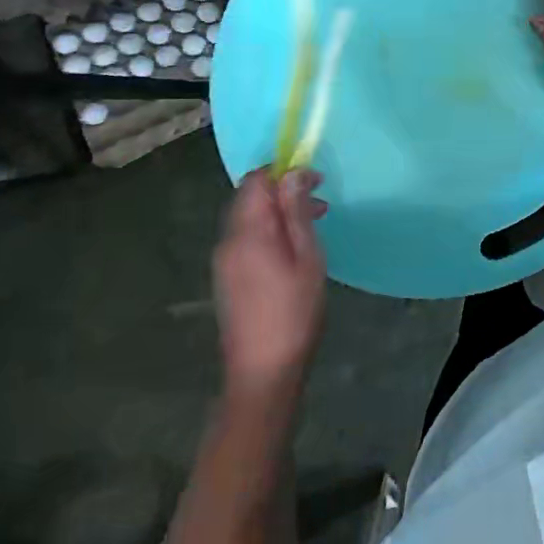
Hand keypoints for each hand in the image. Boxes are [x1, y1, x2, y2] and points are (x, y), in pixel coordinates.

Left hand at [213, 167, 327, 392]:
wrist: (263, 373)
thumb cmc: (294, 311)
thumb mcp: (307, 256)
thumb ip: (296, 212)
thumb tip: (292, 173)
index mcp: (247, 231)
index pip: (255, 181)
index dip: (284, 171)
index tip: (316, 180)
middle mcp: (228, 240)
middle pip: (249, 197)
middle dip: (282, 191)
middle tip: (319, 203)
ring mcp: (224, 261)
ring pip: (248, 218)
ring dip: (278, 212)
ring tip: (313, 224)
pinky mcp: (227, 278)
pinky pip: (246, 239)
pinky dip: (269, 231)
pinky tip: (293, 250)